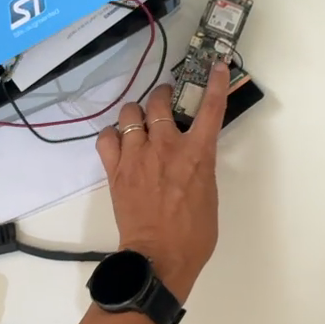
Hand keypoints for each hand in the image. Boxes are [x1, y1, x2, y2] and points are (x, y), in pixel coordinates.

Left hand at [95, 62, 229, 301]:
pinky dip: (113, 136)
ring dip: (135, 114)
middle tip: (164, 102)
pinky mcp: (115, 171)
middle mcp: (165, 147)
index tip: (217, 65)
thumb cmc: (193, 234)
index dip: (216, 84)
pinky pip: (107, 138)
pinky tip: (119, 143)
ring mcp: (136, 157)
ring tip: (138, 123)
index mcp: (197, 154)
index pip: (210, 109)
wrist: (159, 258)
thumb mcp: (209, 194)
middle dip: (162, 96)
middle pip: (159, 101)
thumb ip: (200, 167)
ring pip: (129, 113)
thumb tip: (191, 158)